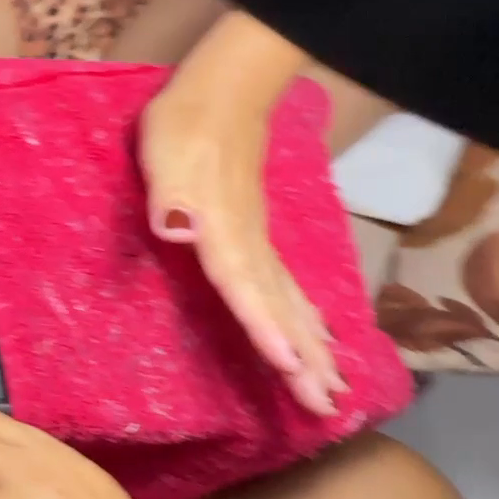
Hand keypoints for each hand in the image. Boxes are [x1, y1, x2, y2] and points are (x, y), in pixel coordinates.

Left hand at [140, 75, 341, 413]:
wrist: (221, 93)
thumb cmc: (183, 127)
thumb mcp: (165, 157)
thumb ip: (169, 195)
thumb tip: (178, 228)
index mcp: (223, 230)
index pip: (245, 288)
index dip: (265, 328)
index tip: (290, 369)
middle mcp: (247, 241)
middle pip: (279, 306)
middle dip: (301, 356)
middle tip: (328, 405)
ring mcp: (256, 236)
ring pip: (289, 298)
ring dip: (309, 342)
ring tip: (333, 384)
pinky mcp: (253, 230)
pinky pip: (284, 282)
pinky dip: (301, 312)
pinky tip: (315, 331)